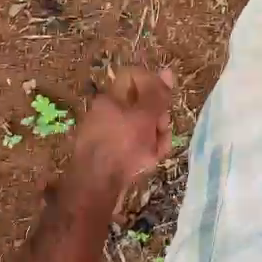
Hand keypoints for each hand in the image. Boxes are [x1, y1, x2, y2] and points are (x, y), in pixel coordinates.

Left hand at [72, 66, 174, 194]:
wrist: (95, 190)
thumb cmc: (121, 145)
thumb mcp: (146, 116)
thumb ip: (158, 94)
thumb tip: (167, 71)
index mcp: (110, 97)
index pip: (136, 77)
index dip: (153, 85)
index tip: (164, 100)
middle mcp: (107, 114)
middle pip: (143, 105)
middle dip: (158, 117)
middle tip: (163, 130)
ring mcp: (108, 137)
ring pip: (141, 129)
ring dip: (155, 138)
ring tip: (156, 154)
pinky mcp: (110, 158)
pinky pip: (134, 149)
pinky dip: (144, 154)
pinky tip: (147, 165)